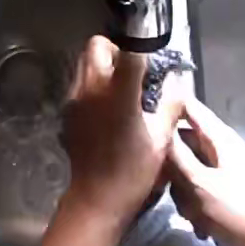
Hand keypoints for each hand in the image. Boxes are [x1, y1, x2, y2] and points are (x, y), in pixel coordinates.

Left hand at [58, 36, 186, 229]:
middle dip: (116, 51)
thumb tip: (177, 81)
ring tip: (118, 88)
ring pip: (84, 61)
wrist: (96, 199)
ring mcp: (74, 98)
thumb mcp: (160, 139)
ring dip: (101, 65)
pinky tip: (105, 107)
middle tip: (132, 72)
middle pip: (97, 45)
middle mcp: (91, 88)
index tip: (149, 57)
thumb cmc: (133, 171)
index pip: (129, 51)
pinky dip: (91, 84)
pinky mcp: (67, 110)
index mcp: (118, 93)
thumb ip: (170, 104)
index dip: (141, 46)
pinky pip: (78, 82)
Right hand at [167, 97, 244, 245]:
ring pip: (186, 171)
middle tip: (160, 184)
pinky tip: (201, 228)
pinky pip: (196, 194)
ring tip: (191, 214)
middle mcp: (220, 150)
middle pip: (182, 142)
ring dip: (182, 193)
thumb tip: (156, 124)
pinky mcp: (223, 198)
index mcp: (219, 137)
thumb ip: (176, 154)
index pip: (188, 107)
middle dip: (170, 165)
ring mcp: (222, 175)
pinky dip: (194, 208)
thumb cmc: (239, 214)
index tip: (141, 119)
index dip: (166, 107)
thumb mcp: (200, 183)